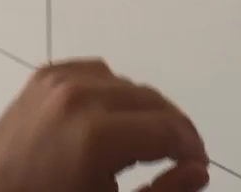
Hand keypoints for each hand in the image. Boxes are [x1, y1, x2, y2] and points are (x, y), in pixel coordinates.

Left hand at [0, 59, 208, 191]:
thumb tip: (198, 169)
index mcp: (96, 134)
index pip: (165, 128)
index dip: (190, 146)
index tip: (198, 163)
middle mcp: (79, 95)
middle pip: (149, 99)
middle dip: (171, 127)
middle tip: (180, 155)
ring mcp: (58, 81)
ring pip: (123, 83)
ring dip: (140, 109)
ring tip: (143, 141)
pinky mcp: (42, 77)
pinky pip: (92, 72)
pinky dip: (109, 90)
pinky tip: (110, 118)